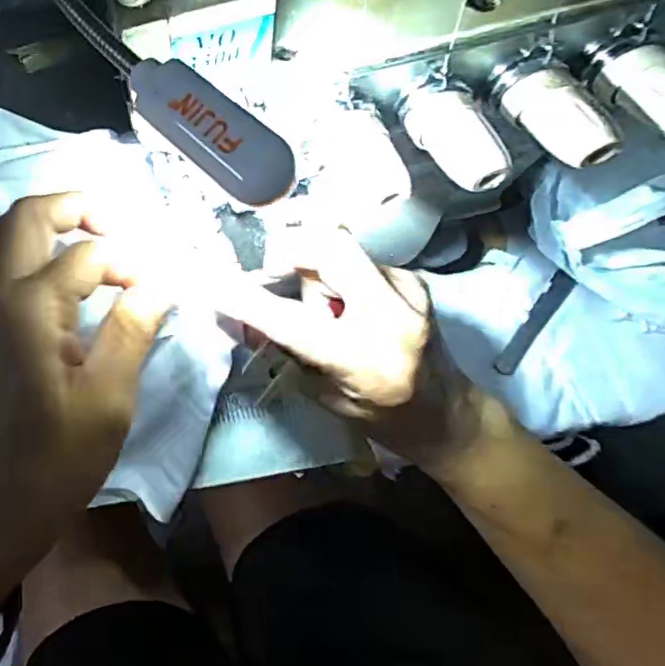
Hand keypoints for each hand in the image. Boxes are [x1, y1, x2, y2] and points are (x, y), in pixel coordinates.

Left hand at [0, 193, 171, 655]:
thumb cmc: (50, 466)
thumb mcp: (108, 401)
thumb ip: (133, 329)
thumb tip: (160, 279)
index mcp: (30, 306)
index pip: (88, 255)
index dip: (133, 262)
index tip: (163, 285)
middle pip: (26, 217)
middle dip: (74, 206)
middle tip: (118, 223)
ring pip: (0, 236)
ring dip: (43, 224)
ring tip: (88, 239)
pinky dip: (20, 251)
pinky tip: (48, 276)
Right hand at [215, 228, 517, 483]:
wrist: (450, 414)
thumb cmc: (383, 418)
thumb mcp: (325, 397)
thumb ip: (287, 352)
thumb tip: (243, 316)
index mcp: (363, 359)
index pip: (290, 321)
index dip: (247, 300)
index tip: (214, 284)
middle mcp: (391, 316)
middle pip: (329, 247)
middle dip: (289, 252)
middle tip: (271, 274)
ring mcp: (407, 289)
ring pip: (339, 249)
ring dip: (315, 271)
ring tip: (322, 307)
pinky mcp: (412, 277)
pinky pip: (358, 259)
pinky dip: (339, 275)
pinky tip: (348, 303)